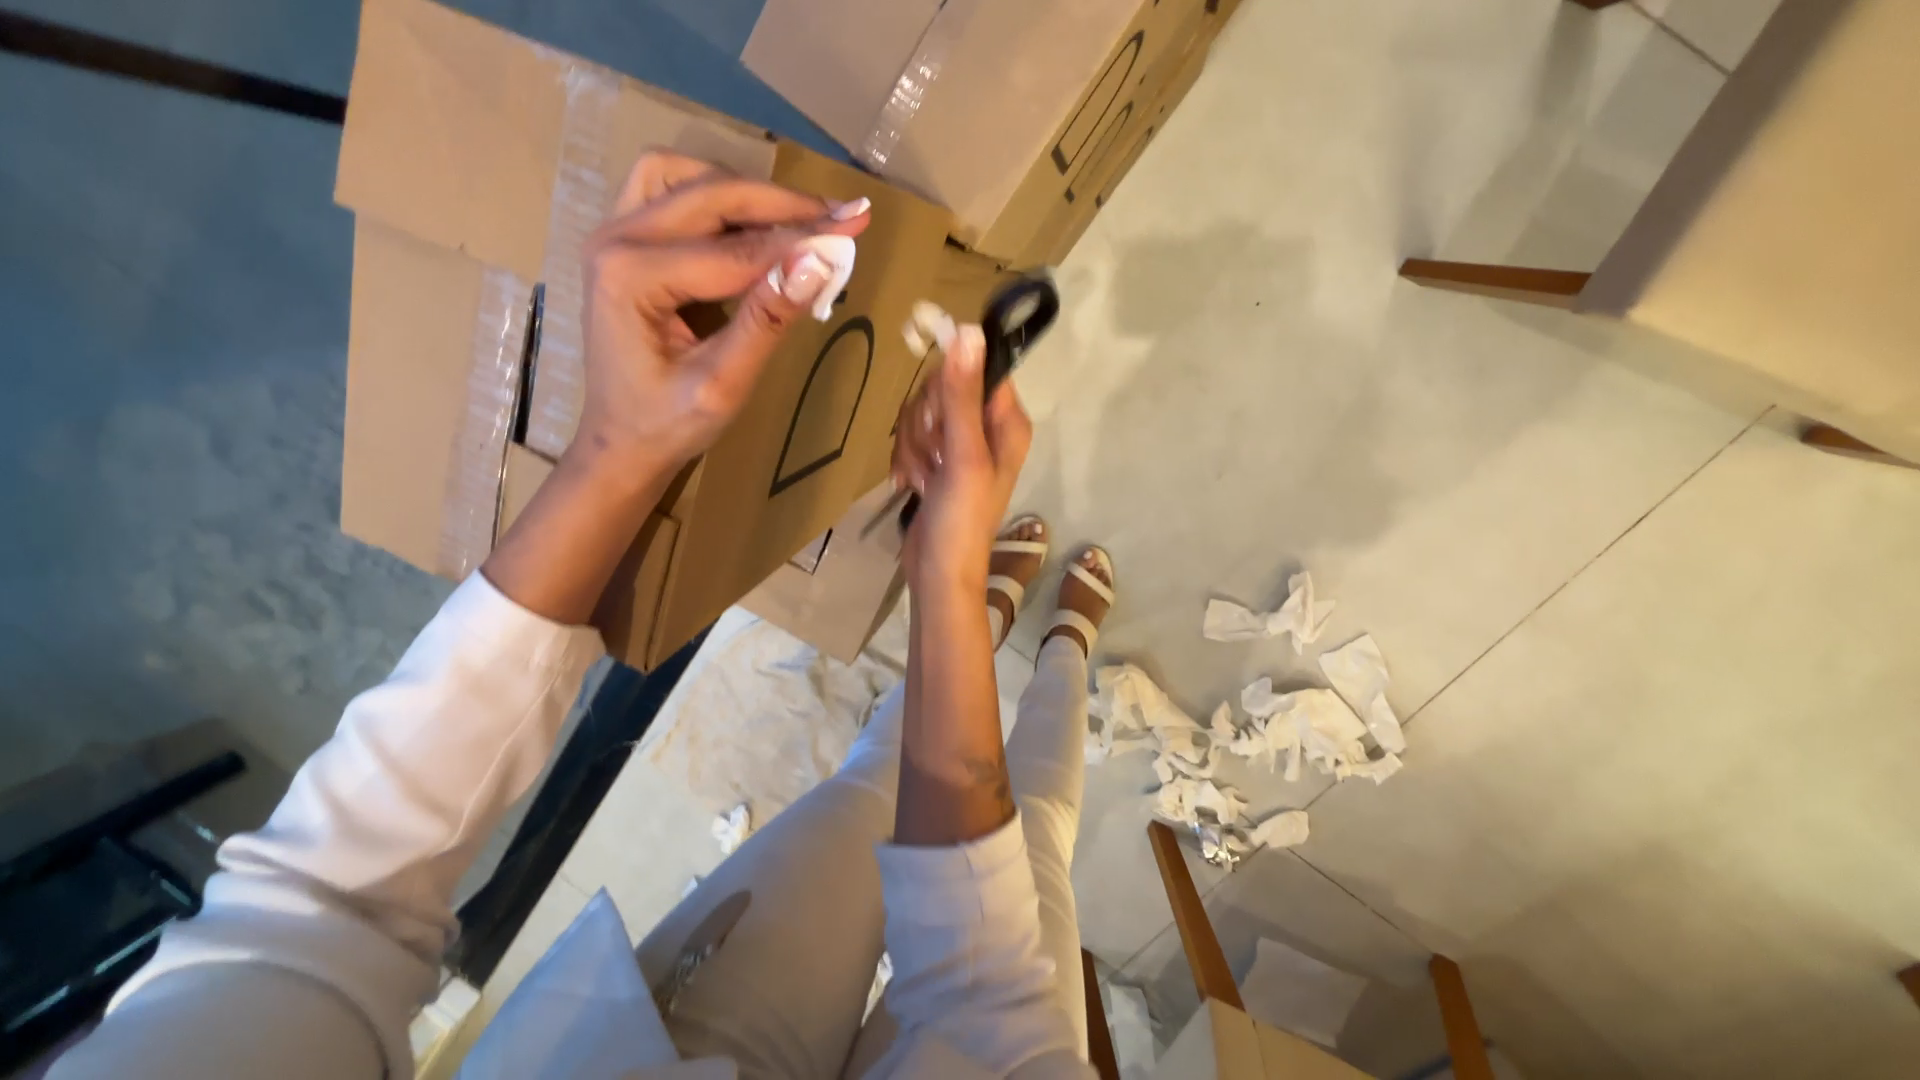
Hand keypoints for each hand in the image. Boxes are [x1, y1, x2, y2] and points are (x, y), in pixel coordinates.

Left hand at [571, 150, 869, 475]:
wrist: (620, 441)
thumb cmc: (668, 424)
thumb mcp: (724, 384)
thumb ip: (766, 321)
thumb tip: (817, 261)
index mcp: (631, 277)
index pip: (735, 249)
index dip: (800, 239)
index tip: (856, 229)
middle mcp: (615, 239)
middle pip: (710, 194)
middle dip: (782, 204)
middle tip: (843, 214)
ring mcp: (613, 233)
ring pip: (686, 176)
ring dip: (745, 192)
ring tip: (799, 219)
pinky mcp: (623, 239)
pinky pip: (670, 189)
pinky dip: (715, 196)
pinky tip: (752, 224)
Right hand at [893, 326, 1032, 594]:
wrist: (938, 574)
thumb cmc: (961, 520)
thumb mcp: (964, 455)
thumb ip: (962, 395)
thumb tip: (968, 330)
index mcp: (1007, 421)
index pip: (976, 368)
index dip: (949, 384)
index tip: (936, 414)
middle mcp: (987, 427)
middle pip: (941, 388)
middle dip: (925, 422)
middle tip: (935, 456)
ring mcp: (960, 445)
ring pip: (921, 413)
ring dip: (914, 446)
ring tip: (926, 479)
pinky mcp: (937, 460)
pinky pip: (911, 437)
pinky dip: (908, 460)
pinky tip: (915, 485)